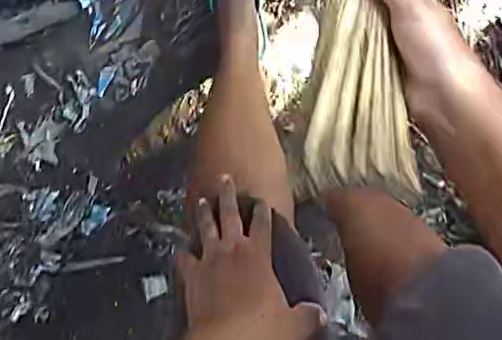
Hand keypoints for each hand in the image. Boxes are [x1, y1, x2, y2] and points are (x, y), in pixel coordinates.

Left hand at [177, 177, 324, 339]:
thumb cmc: (260, 328)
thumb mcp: (291, 322)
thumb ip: (306, 314)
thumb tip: (321, 314)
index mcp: (258, 252)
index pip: (262, 222)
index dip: (262, 210)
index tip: (261, 201)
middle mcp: (233, 248)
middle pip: (230, 214)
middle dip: (228, 194)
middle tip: (225, 177)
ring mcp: (210, 259)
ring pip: (206, 228)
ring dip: (204, 214)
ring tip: (202, 200)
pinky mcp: (192, 276)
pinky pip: (185, 260)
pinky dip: (182, 254)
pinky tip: (179, 249)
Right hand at [356, 0, 495, 133]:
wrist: (446, 99)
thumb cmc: (436, 47)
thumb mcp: (411, 7)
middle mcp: (405, 17)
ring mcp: (394, 42)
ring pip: (368, 21)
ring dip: (351, 15)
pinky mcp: (385, 66)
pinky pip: (363, 47)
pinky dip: (349, 41)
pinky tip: (330, 35)